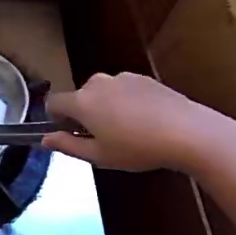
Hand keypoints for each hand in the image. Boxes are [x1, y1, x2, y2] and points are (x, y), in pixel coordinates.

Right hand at [43, 72, 235, 172]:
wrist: (190, 133)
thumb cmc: (138, 148)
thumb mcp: (99, 156)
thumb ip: (68, 146)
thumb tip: (46, 140)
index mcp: (81, 101)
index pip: (53, 103)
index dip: (56, 119)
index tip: (71, 135)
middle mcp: (97, 83)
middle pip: (79, 97)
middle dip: (84, 114)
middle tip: (102, 138)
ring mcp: (123, 78)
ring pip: (103, 93)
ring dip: (106, 107)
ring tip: (128, 131)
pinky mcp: (145, 79)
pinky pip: (124, 90)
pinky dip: (127, 103)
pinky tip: (146, 122)